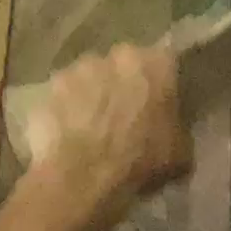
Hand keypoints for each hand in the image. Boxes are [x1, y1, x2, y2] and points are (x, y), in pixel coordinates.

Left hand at [24, 43, 188, 215]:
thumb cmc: (140, 161)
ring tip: (93, 124)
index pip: (166, 62)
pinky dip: (66, 108)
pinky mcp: (51, 85)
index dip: (162, 83)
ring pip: (91, 76)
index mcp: (157, 63)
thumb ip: (178, 127)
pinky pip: (64, 94)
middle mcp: (119, 54)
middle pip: (125, 64)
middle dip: (125, 83)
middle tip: (125, 113)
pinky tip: (68, 131)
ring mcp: (80, 66)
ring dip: (94, 93)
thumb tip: (174, 130)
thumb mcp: (180, 152)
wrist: (83, 177)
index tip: (160, 101)